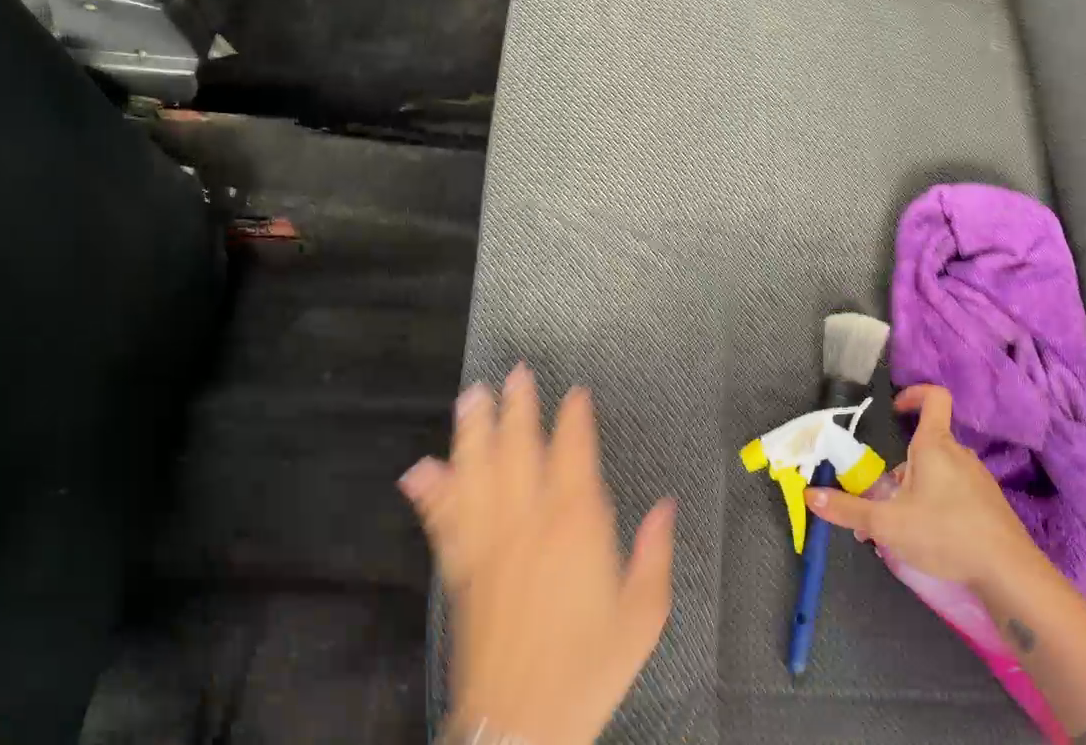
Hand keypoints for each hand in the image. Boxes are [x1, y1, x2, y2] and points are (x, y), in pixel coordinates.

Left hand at [399, 364, 676, 744]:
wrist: (523, 721)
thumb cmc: (590, 668)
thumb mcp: (644, 614)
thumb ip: (654, 554)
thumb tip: (664, 507)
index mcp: (577, 529)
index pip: (573, 457)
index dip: (573, 419)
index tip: (573, 392)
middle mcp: (529, 526)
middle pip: (519, 452)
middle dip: (517, 409)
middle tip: (513, 374)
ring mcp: (489, 545)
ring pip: (478, 474)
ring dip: (472, 433)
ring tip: (470, 398)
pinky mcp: (462, 570)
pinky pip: (445, 521)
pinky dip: (432, 493)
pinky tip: (421, 469)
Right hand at [805, 384, 1038, 590]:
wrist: (1007, 571)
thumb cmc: (945, 534)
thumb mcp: (887, 524)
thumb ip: (848, 510)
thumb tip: (810, 495)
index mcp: (934, 446)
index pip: (934, 398)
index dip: (914, 394)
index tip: (895, 410)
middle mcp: (959, 455)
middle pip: (925, 446)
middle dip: (899, 469)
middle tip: (880, 501)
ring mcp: (977, 479)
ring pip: (938, 473)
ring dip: (915, 491)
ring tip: (899, 527)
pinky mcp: (988, 504)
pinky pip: (954, 493)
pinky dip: (936, 505)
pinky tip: (928, 539)